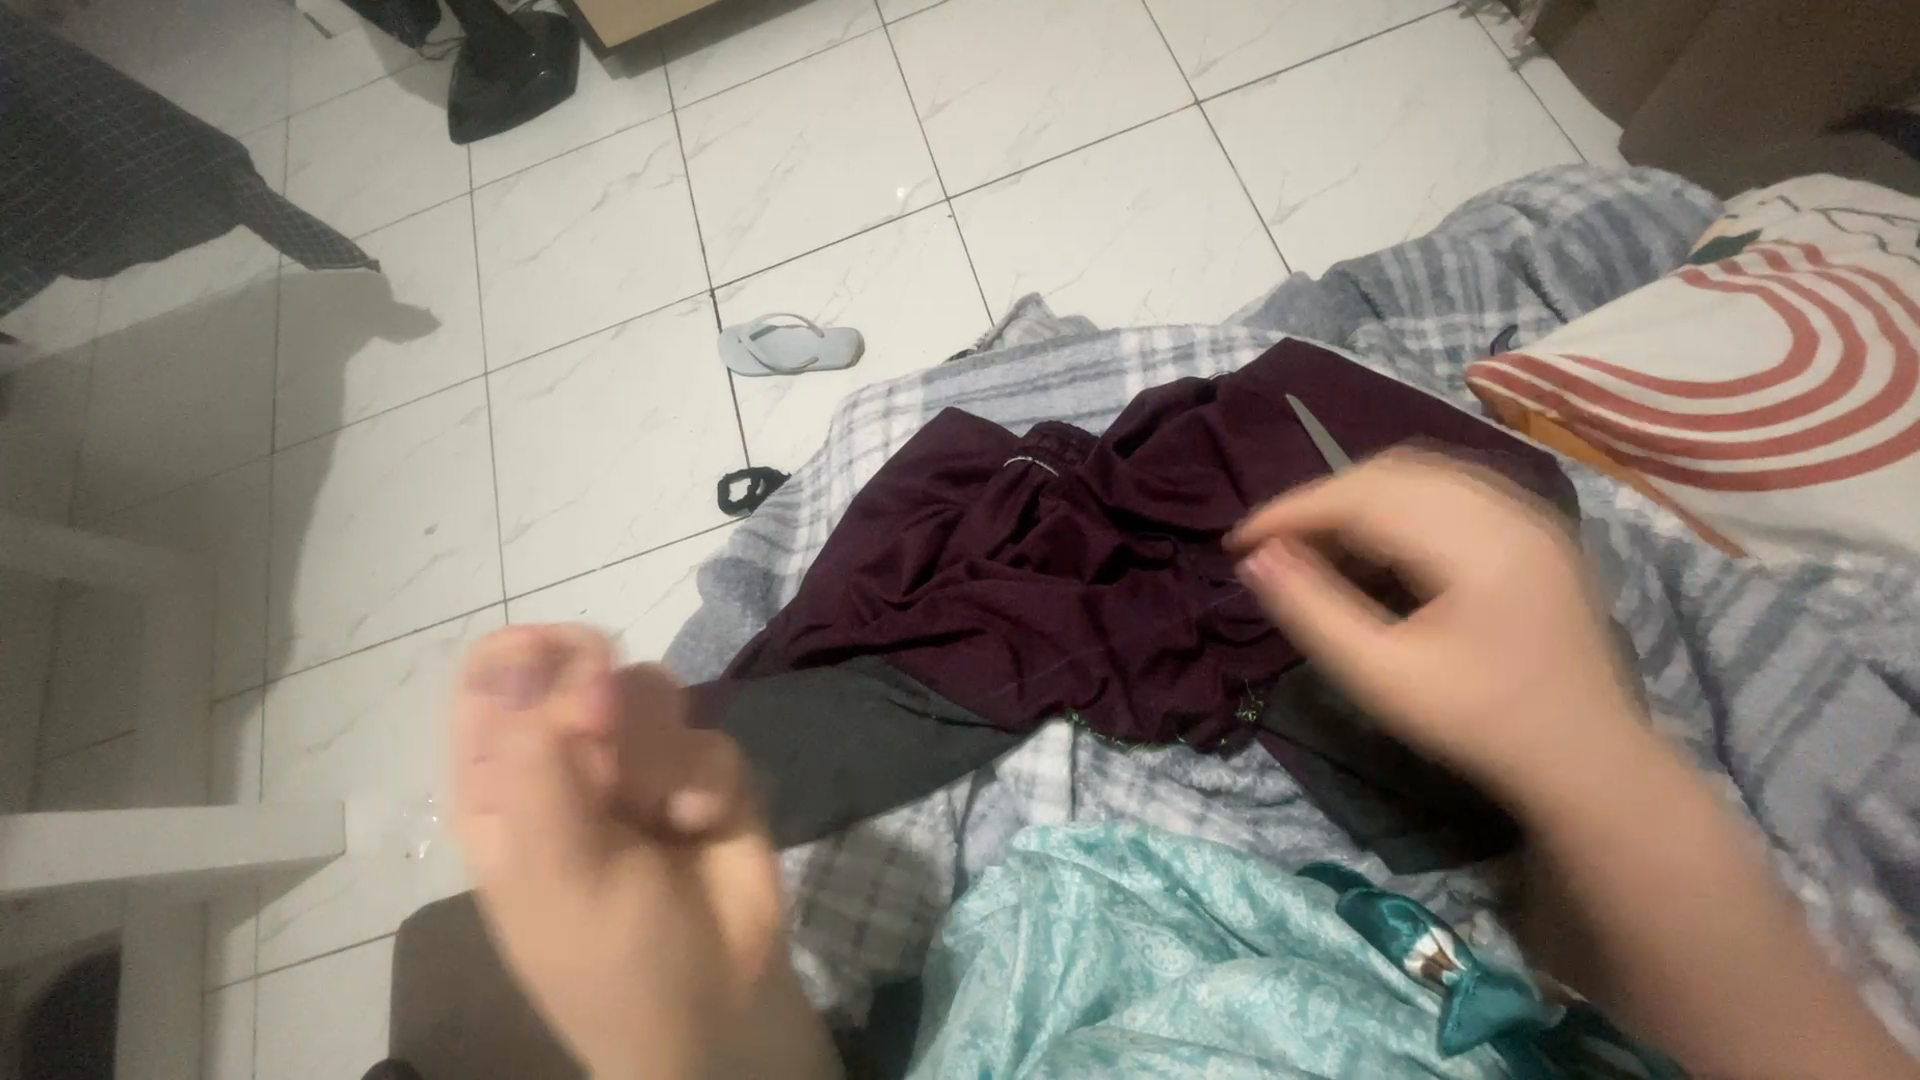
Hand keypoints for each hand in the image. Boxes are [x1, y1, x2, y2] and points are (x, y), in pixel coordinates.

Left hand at [450, 625, 787, 1079]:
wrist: (716, 999)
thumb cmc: (607, 956)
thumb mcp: (549, 868)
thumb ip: (537, 758)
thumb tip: (530, 654)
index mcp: (506, 786)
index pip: (489, 685)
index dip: (519, 656)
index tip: (555, 653)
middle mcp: (573, 761)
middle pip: (582, 670)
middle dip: (601, 696)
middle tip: (606, 726)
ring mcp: (643, 763)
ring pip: (650, 691)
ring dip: (658, 747)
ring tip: (662, 810)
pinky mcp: (705, 770)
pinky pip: (707, 732)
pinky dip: (706, 776)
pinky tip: (700, 821)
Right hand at [1227, 450, 1645, 802]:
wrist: (1586, 759)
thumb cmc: (1477, 723)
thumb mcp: (1378, 676)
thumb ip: (1310, 611)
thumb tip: (1253, 560)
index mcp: (1476, 545)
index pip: (1361, 497)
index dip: (1289, 512)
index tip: (1238, 542)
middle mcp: (1507, 511)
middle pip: (1387, 474)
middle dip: (1317, 502)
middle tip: (1272, 546)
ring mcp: (1526, 516)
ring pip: (1415, 475)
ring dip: (1351, 500)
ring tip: (1312, 544)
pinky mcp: (1529, 531)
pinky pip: (1443, 491)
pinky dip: (1389, 506)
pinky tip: (1369, 545)